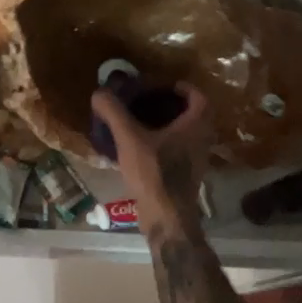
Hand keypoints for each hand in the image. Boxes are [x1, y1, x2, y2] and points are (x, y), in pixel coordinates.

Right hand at [91, 82, 212, 237]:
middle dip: (174, 105)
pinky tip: (142, 147)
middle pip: (194, 114)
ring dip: (170, 124)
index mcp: (195, 127)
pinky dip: (166, 142)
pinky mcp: (187, 174)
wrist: (166, 216)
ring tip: (142, 121)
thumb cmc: (154, 172)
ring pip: (187, 133)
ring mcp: (196, 159)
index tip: (162, 86)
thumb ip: (114, 112)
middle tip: (150, 101)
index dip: (184, 88)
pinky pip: (180, 149)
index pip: (199, 98)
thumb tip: (99, 92)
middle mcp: (201, 141)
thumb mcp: (129, 138)